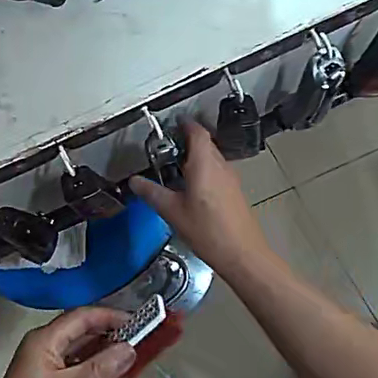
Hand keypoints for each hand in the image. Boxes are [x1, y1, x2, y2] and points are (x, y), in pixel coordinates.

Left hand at [0, 307, 135, 377]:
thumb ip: (103, 367)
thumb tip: (131, 348)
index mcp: (43, 340)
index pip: (82, 315)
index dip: (111, 315)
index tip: (138, 322)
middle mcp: (39, 347)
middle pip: (78, 329)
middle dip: (107, 331)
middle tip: (138, 338)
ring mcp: (38, 367)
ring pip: (74, 348)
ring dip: (99, 349)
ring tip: (128, 354)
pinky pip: (69, 365)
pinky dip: (89, 366)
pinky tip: (106, 374)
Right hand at [128, 122, 272, 275]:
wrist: (242, 253)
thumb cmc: (208, 230)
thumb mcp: (172, 211)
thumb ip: (152, 193)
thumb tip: (136, 182)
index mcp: (204, 163)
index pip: (197, 132)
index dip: (185, 124)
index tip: (172, 125)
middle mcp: (220, 166)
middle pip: (205, 143)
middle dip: (187, 142)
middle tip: (167, 149)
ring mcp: (231, 178)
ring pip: (212, 158)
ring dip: (196, 158)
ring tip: (176, 169)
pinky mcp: (234, 192)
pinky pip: (218, 172)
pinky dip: (204, 172)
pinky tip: (193, 190)